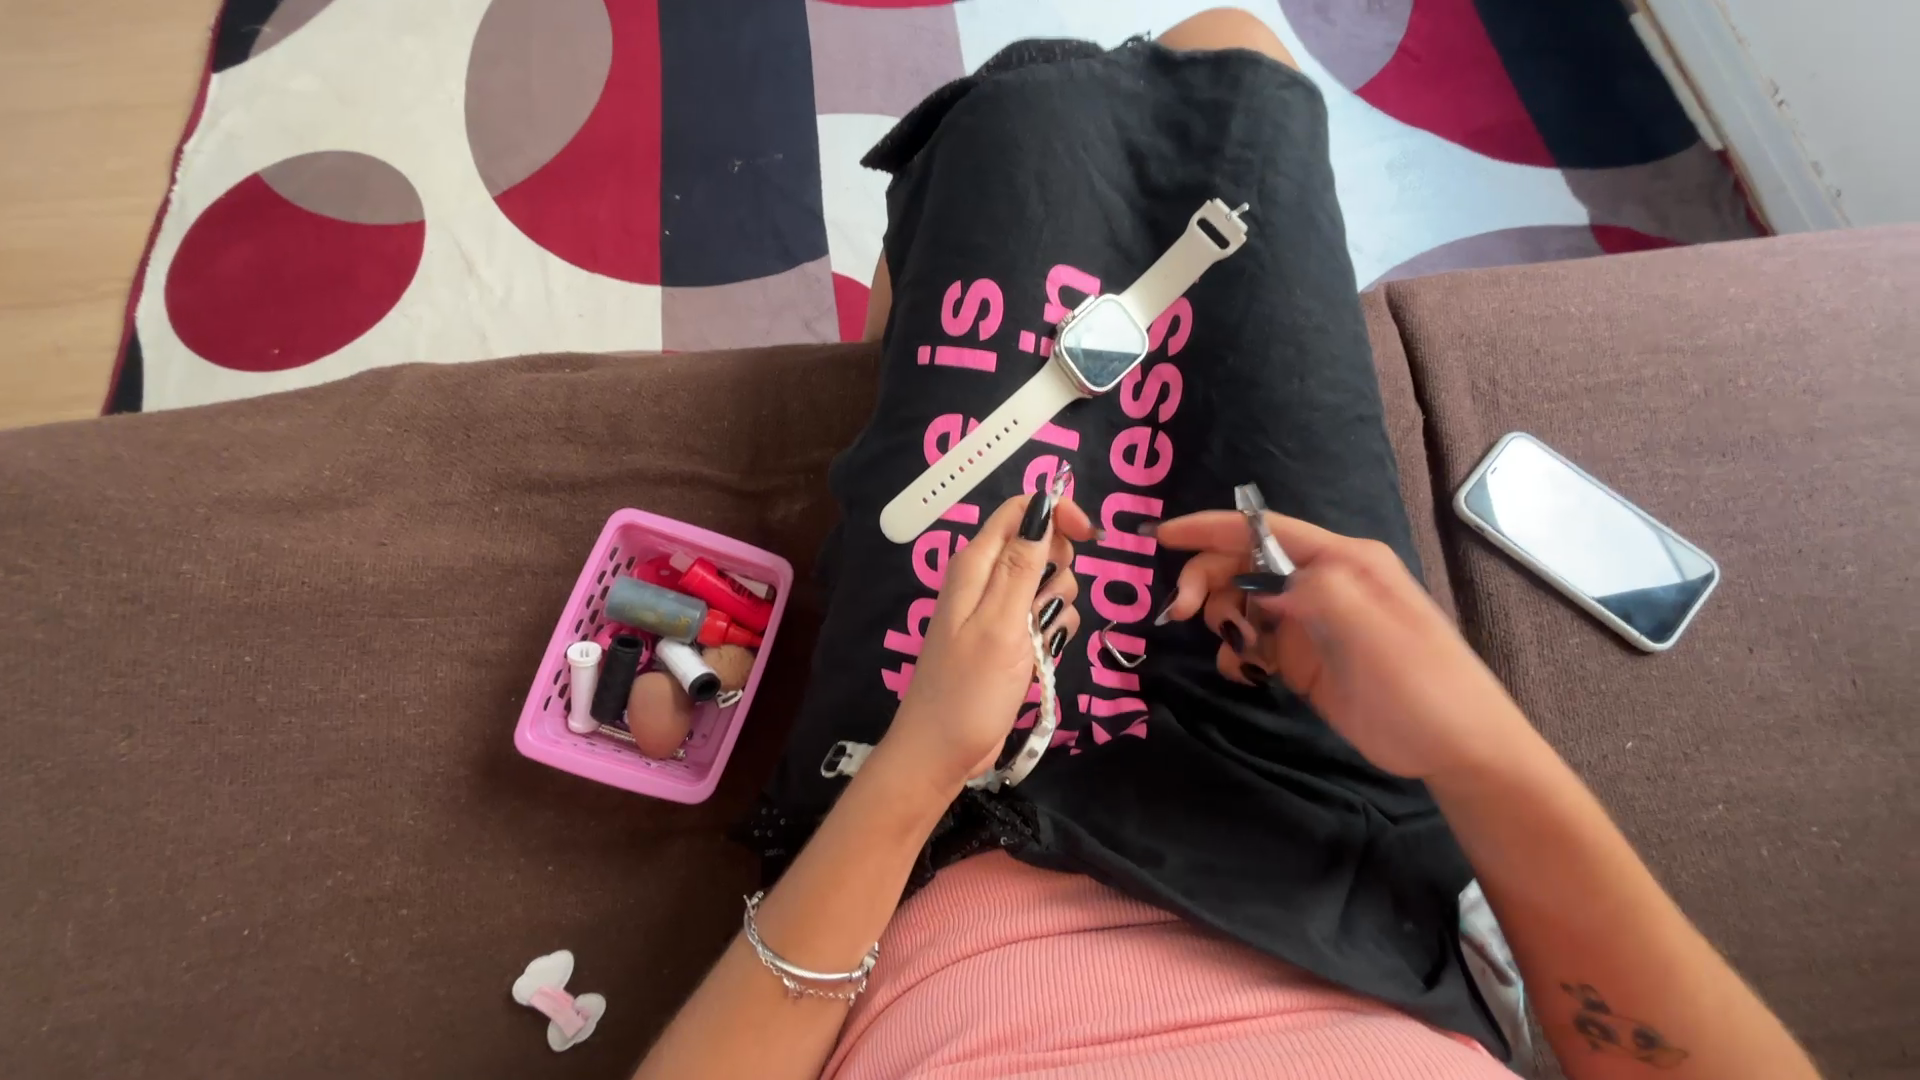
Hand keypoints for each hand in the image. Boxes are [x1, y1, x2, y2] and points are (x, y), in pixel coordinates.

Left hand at [879, 490, 1092, 792]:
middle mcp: (986, 578)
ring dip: (1056, 606)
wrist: (943, 751)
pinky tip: (1042, 656)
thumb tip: (1043, 505)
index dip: (1057, 513)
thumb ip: (1021, 565)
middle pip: (1041, 543)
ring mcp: (999, 609)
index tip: (1089, 536)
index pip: (1021, 509)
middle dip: (1058, 568)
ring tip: (1037, 640)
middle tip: (1042, 606)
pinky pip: (1046, 616)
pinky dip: (1053, 632)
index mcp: (976, 564)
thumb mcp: (1000, 623)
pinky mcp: (1010, 637)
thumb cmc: (969, 690)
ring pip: (1049, 581)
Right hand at [1154, 511, 1532, 782]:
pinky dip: (1235, 654)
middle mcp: (1320, 583)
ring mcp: (1309, 622)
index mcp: (1341, 561)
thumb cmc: (1423, 684)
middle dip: (1205, 581)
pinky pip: (1249, 643)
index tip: (1160, 537)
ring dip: (1220, 621)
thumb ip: (1315, 588)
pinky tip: (1246, 673)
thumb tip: (1263, 579)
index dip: (1208, 528)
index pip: (1262, 529)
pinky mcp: (1299, 658)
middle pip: (1242, 565)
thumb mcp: (1373, 629)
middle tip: (1178, 613)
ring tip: (1236, 654)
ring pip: (1240, 604)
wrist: (1457, 751)